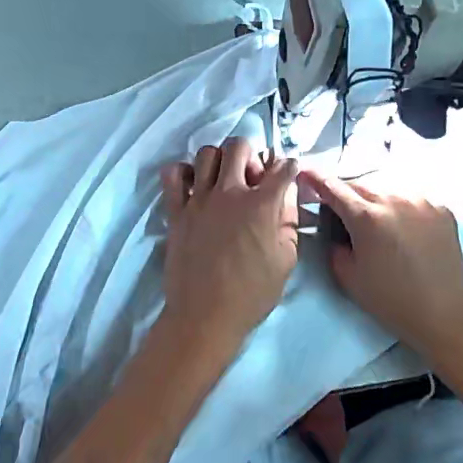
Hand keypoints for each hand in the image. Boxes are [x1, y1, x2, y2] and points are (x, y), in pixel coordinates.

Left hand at [158, 139, 299, 354]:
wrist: (205, 317)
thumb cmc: (252, 293)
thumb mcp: (286, 259)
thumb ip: (289, 220)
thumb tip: (287, 194)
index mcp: (262, 205)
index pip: (282, 168)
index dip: (289, 167)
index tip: (287, 173)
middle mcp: (230, 193)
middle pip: (239, 146)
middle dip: (251, 155)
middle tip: (253, 178)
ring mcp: (199, 200)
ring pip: (206, 153)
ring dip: (220, 161)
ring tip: (224, 181)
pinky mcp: (176, 211)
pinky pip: (173, 175)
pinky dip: (184, 172)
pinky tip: (194, 186)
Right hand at [300, 171, 462, 361]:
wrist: (442, 313)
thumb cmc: (390, 299)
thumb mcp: (348, 276)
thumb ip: (334, 245)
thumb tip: (335, 228)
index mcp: (367, 217)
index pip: (334, 188)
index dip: (316, 179)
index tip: (305, 172)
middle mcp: (394, 200)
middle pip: (361, 186)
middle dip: (348, 196)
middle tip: (345, 213)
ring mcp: (422, 202)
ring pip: (389, 191)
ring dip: (378, 202)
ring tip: (382, 226)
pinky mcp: (442, 209)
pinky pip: (414, 201)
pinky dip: (405, 210)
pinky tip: (408, 231)